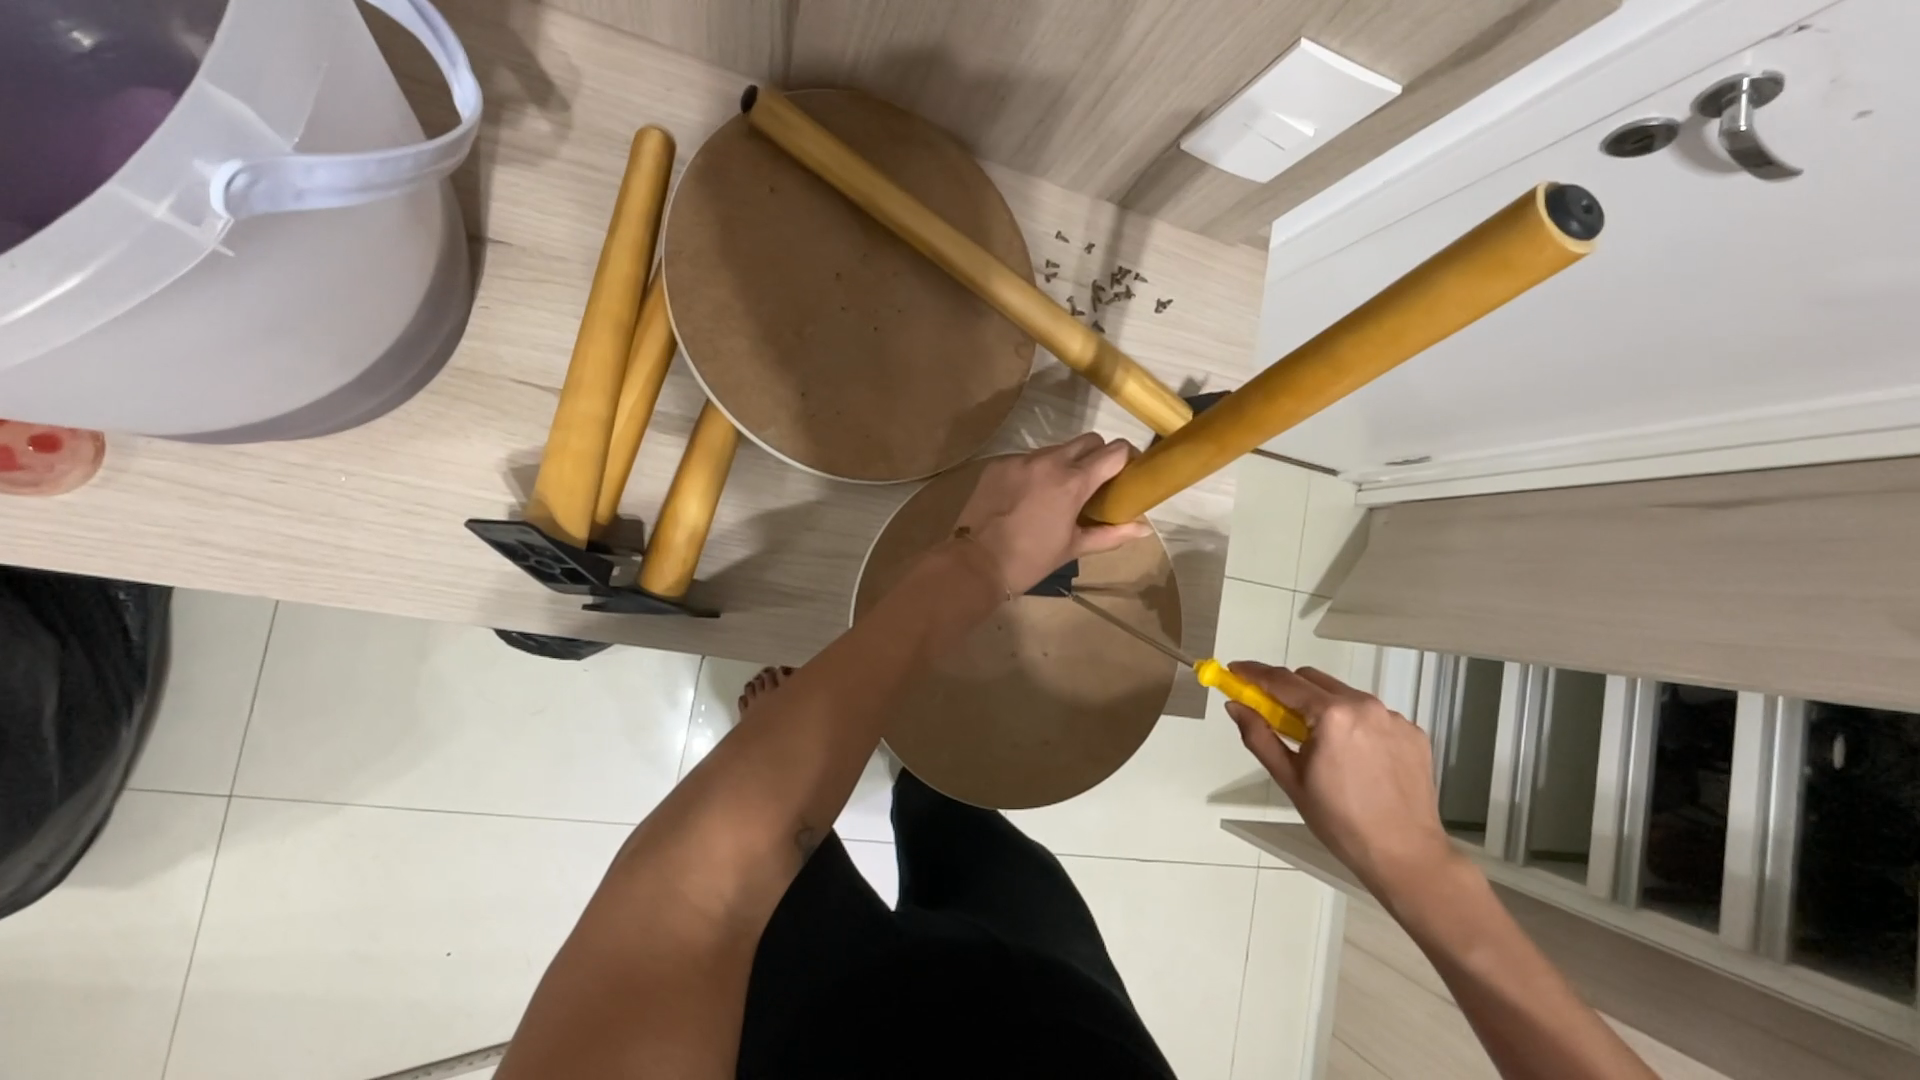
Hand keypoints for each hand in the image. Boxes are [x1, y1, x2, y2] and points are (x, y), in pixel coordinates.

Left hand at [952, 434, 1154, 595]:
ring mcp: (1020, 459)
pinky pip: (1027, 458)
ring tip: (1059, 492)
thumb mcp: (1074, 548)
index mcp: (1073, 482)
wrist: (975, 563)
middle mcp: (1049, 461)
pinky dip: (1036, 471)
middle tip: (1095, 483)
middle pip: (1088, 441)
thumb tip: (1144, 528)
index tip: (1127, 473)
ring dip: (1066, 463)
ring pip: (1056, 448)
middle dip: (1098, 456)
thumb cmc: (1030, 560)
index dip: (1127, 459)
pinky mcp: (998, 464)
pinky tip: (1028, 496)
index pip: (1115, 451)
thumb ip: (1111, 533)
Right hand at [1225, 664, 1456, 902]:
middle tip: (1272, 711)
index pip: (1283, 681)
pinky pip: (1372, 714)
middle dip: (1288, 689)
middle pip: (1313, 679)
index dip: (1254, 673)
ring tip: (1318, 743)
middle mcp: (1365, 705)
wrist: (1404, 854)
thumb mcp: (1290, 779)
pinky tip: (1354, 756)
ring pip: (1344, 695)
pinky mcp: (1413, 731)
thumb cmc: (1339, 820)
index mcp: (1332, 715)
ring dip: (1322, 706)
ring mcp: (1393, 717)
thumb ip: (1259, 735)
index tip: (1235, 670)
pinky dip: (1353, 724)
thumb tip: (1235, 705)